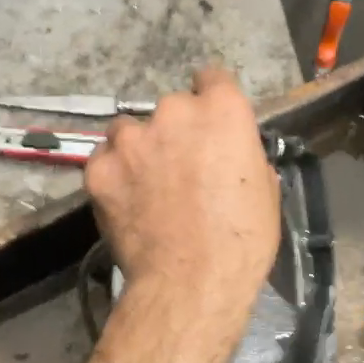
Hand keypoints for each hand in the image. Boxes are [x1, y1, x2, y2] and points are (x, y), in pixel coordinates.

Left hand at [84, 68, 279, 318]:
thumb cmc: (242, 241)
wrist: (191, 283)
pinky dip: (113, 177)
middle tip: (180, 170)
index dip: (211, 101)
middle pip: (171, 108)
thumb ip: (244, 158)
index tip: (209, 124)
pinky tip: (125, 204)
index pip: (212, 79)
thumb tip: (233, 157)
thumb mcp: (265, 192)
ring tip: (147, 187)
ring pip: (130, 131)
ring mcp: (130, 139)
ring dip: (139, 150)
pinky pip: (104, 161)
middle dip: (175, 132)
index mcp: (221, 110)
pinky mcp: (98, 169)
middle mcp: (173, 111)